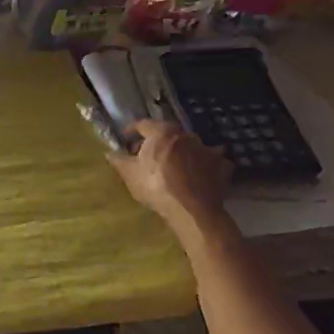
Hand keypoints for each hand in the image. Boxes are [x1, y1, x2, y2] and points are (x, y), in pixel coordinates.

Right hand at [108, 119, 233, 233]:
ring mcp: (207, 149)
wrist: (192, 209)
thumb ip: (119, 160)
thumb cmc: (155, 187)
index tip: (125, 138)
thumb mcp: (129, 174)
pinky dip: (201, 164)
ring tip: (172, 165)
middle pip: (168, 133)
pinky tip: (196, 174)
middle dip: (156, 141)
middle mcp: (187, 136)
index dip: (132, 130)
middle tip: (146, 154)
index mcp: (162, 134)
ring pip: (189, 145)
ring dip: (179, 151)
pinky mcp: (222, 165)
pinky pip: (208, 160)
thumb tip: (110, 153)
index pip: (143, 124)